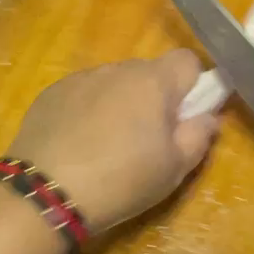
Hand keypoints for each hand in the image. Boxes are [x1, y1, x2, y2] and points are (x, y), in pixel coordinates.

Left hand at [5, 51, 214, 233]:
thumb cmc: (121, 180)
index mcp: (153, 81)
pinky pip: (83, 94)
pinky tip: (77, 146)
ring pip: (114, 83)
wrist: (45, 192)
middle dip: (154, 99)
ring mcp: (81, 78)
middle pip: (149, 73)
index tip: (184, 119)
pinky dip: (87, 112)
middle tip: (146, 142)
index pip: (187, 60)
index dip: (192, 87)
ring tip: (106, 148)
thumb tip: (208, 117)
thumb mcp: (173, 169)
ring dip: (119, 104)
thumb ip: (198, 136)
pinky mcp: (51, 92)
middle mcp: (118, 69)